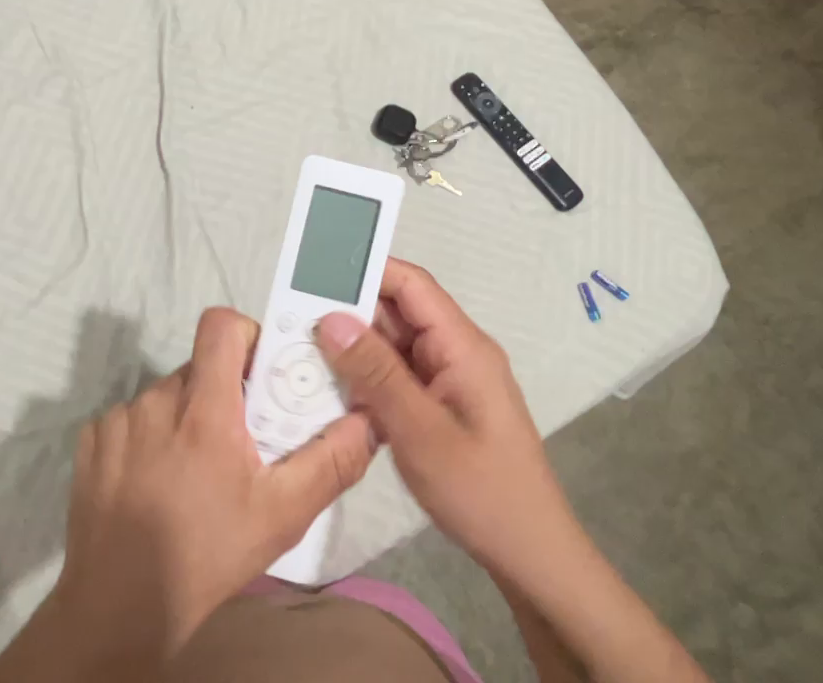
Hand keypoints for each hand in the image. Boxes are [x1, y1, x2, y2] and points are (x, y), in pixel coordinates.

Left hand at [52, 307, 379, 666]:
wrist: (119, 606)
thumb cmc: (208, 555)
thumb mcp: (283, 514)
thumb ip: (331, 461)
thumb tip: (369, 420)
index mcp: (203, 409)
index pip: (221, 326)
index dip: (247, 335)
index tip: (263, 372)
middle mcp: (156, 401)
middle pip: (199, 367)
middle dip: (225, 392)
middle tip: (240, 440)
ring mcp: (118, 420)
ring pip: (167, 395)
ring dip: (186, 418)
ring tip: (196, 471)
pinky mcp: (92, 441)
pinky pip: (132, 419)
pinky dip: (149, 438)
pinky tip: (157, 483)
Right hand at [315, 259, 583, 580]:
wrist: (529, 551)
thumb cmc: (480, 490)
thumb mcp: (419, 431)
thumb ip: (375, 372)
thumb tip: (332, 317)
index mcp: (462, 346)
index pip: (411, 285)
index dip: (366, 271)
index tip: (314, 273)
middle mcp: (457, 353)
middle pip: (400, 313)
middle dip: (349, 311)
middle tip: (293, 317)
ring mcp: (451, 380)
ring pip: (396, 347)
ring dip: (355, 349)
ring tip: (301, 349)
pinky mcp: (443, 406)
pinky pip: (400, 377)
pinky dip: (368, 379)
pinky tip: (332, 389)